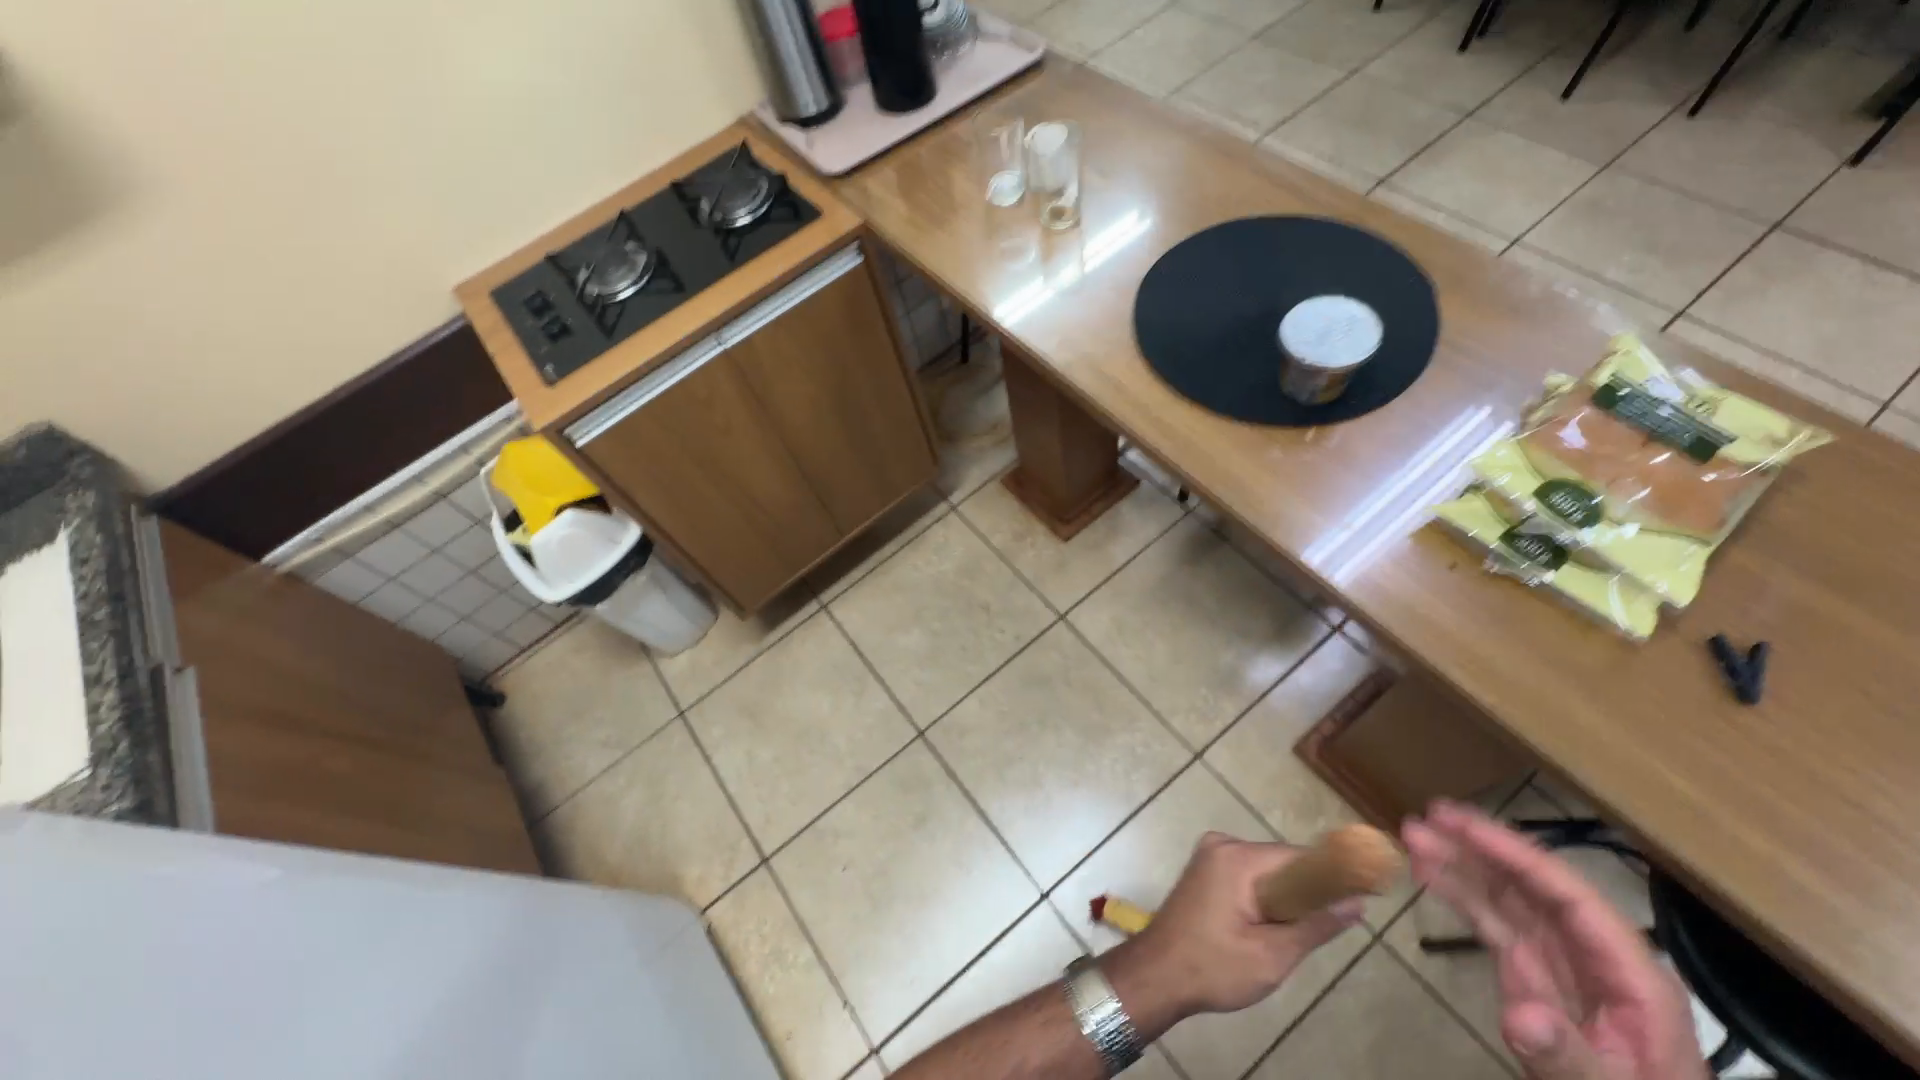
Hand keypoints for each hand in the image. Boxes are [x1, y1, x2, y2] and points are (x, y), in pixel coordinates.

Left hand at [1104, 832, 1364, 1028]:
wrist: (1155, 976)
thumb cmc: (1213, 968)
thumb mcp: (1273, 955)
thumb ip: (1316, 925)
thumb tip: (1358, 904)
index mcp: (1238, 857)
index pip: (1302, 857)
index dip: (1334, 878)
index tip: (1361, 898)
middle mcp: (1223, 845)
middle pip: (1284, 863)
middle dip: (1306, 894)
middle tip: (1319, 930)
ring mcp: (1210, 856)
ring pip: (1268, 872)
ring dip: (1285, 899)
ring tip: (1288, 935)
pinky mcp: (1205, 870)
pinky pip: (1249, 877)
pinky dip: (1264, 898)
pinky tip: (1267, 928)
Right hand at [1403, 801, 1707, 1079]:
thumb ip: (1570, 1058)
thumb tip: (1519, 1017)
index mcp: (1631, 976)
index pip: (1570, 898)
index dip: (1515, 855)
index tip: (1463, 826)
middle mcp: (1596, 959)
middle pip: (1534, 890)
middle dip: (1479, 851)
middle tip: (1426, 818)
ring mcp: (1564, 970)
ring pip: (1509, 903)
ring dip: (1462, 868)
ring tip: (1414, 837)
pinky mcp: (1536, 983)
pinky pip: (1497, 929)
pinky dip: (1463, 900)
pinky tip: (1430, 877)